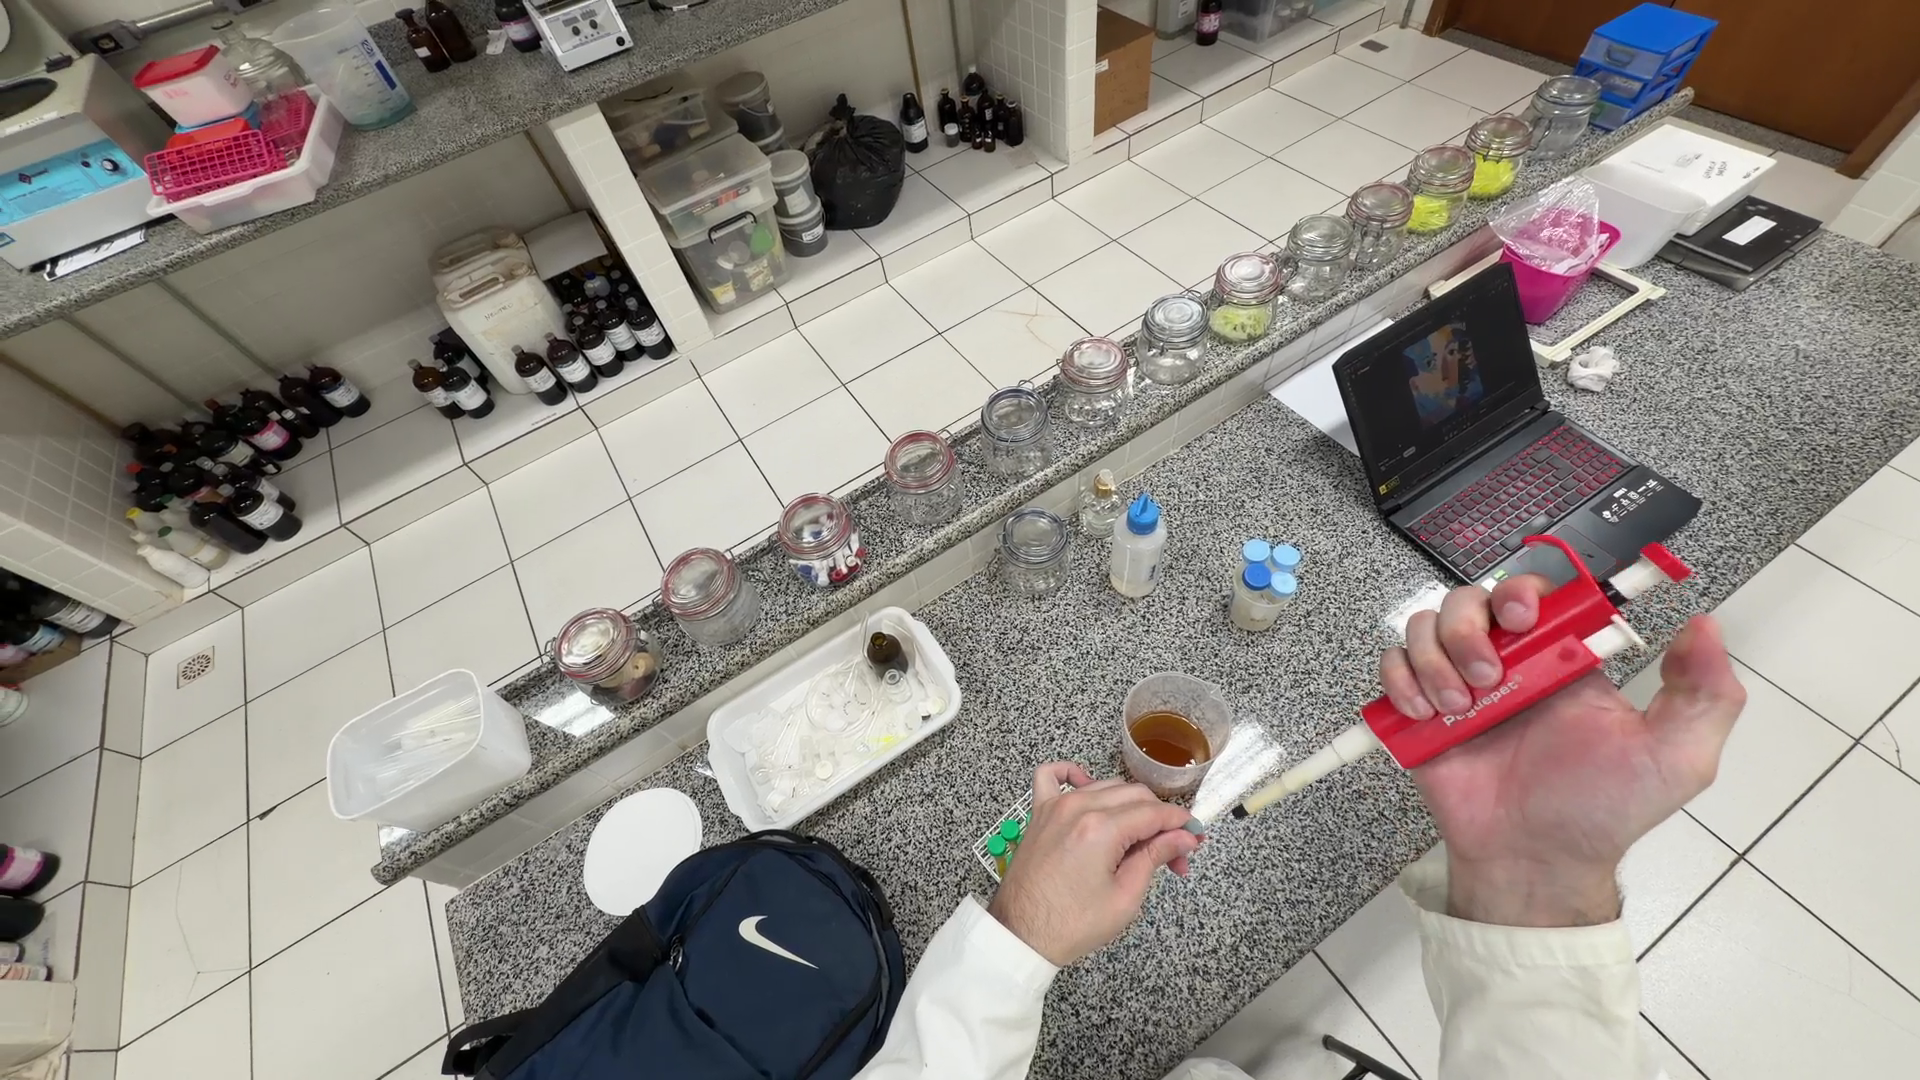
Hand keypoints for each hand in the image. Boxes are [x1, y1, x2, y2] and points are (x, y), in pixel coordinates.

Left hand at [986, 763, 1202, 965]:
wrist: (1023, 934)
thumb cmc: (1073, 923)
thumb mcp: (1125, 897)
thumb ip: (1155, 857)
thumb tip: (1184, 837)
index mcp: (1101, 828)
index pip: (1154, 812)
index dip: (1180, 823)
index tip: (1195, 836)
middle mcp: (1078, 806)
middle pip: (1134, 795)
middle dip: (1160, 820)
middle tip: (1173, 853)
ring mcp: (1056, 805)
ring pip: (1105, 785)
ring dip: (1129, 806)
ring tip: (1141, 838)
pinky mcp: (1039, 811)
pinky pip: (1052, 774)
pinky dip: (1073, 774)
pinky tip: (1089, 788)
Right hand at [1379, 576, 1744, 926]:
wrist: (1529, 854)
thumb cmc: (1599, 806)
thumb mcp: (1674, 757)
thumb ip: (1703, 695)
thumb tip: (1706, 624)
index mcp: (1557, 659)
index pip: (1531, 594)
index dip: (1519, 592)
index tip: (1522, 621)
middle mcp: (1502, 660)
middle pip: (1465, 600)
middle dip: (1466, 630)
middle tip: (1486, 679)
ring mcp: (1453, 680)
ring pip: (1421, 626)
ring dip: (1433, 660)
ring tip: (1455, 710)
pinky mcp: (1414, 704)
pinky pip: (1390, 664)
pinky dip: (1400, 681)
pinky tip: (1423, 716)